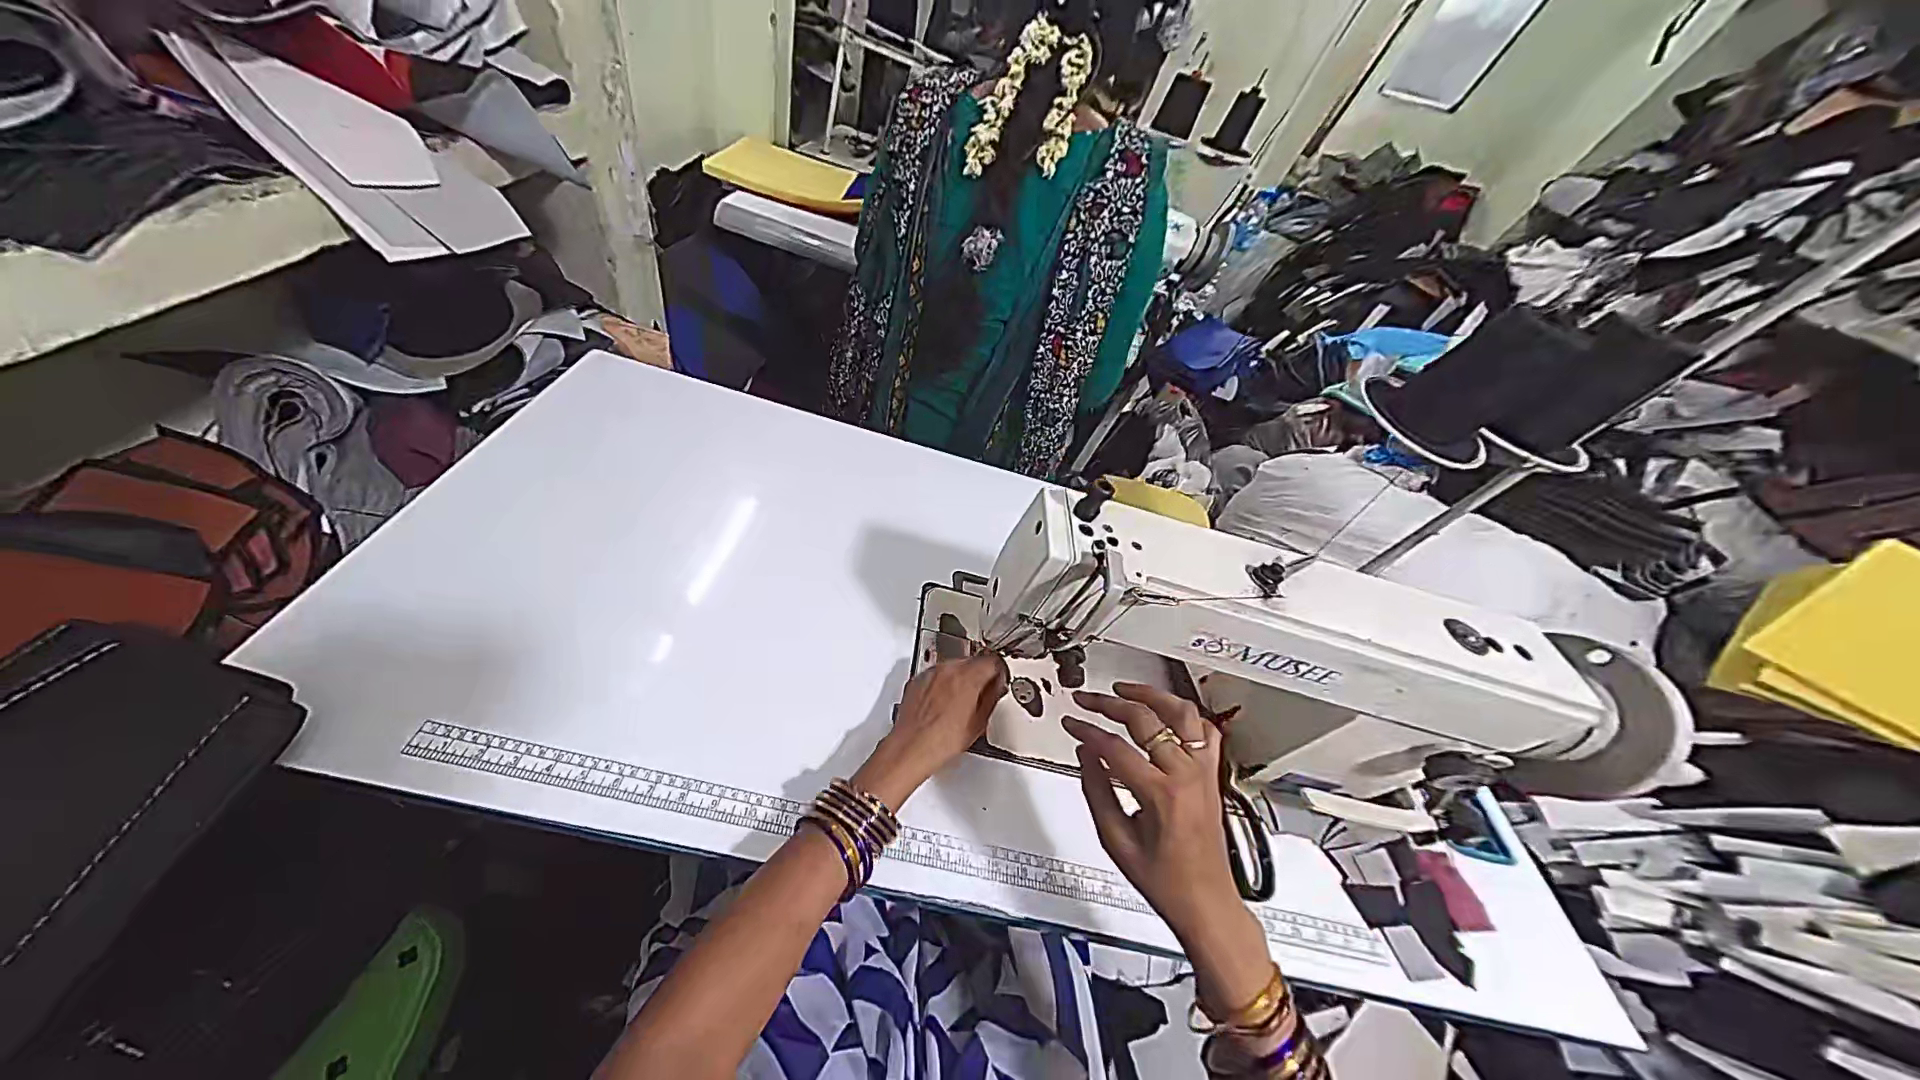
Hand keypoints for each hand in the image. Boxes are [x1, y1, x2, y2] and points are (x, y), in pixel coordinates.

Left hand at [853, 653, 1008, 808]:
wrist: (912, 747)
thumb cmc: (941, 741)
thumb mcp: (979, 722)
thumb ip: (992, 697)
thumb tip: (996, 687)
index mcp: (967, 677)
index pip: (992, 660)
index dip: (999, 670)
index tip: (999, 678)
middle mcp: (947, 670)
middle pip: (972, 661)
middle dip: (979, 674)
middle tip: (982, 693)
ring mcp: (930, 673)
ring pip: (953, 666)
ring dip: (960, 678)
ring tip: (961, 702)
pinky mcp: (917, 680)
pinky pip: (936, 674)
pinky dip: (943, 683)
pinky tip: (944, 703)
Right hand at [1063, 683, 1273, 1017]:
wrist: (1206, 902)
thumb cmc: (1166, 881)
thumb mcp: (1115, 840)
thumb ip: (1096, 790)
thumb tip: (1085, 753)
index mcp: (1160, 794)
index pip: (1113, 745)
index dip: (1086, 729)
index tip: (1071, 722)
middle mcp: (1187, 776)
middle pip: (1145, 719)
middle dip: (1109, 703)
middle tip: (1087, 699)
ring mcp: (1204, 771)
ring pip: (1181, 713)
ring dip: (1151, 695)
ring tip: (1125, 688)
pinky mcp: (1212, 773)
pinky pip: (1205, 730)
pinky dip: (1185, 714)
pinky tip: (1166, 709)